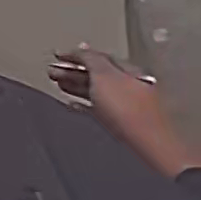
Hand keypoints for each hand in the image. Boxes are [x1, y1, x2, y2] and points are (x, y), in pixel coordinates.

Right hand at [49, 46, 200, 177]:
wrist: (147, 150)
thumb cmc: (130, 112)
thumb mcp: (103, 75)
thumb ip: (90, 58)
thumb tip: (80, 49)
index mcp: (131, 72)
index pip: (100, 57)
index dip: (77, 54)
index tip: (58, 55)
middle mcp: (132, 88)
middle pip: (97, 75)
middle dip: (73, 71)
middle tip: (54, 69)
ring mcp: (128, 109)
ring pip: (96, 92)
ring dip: (75, 85)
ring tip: (58, 84)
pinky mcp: (122, 127)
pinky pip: (98, 111)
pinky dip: (84, 105)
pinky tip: (74, 105)